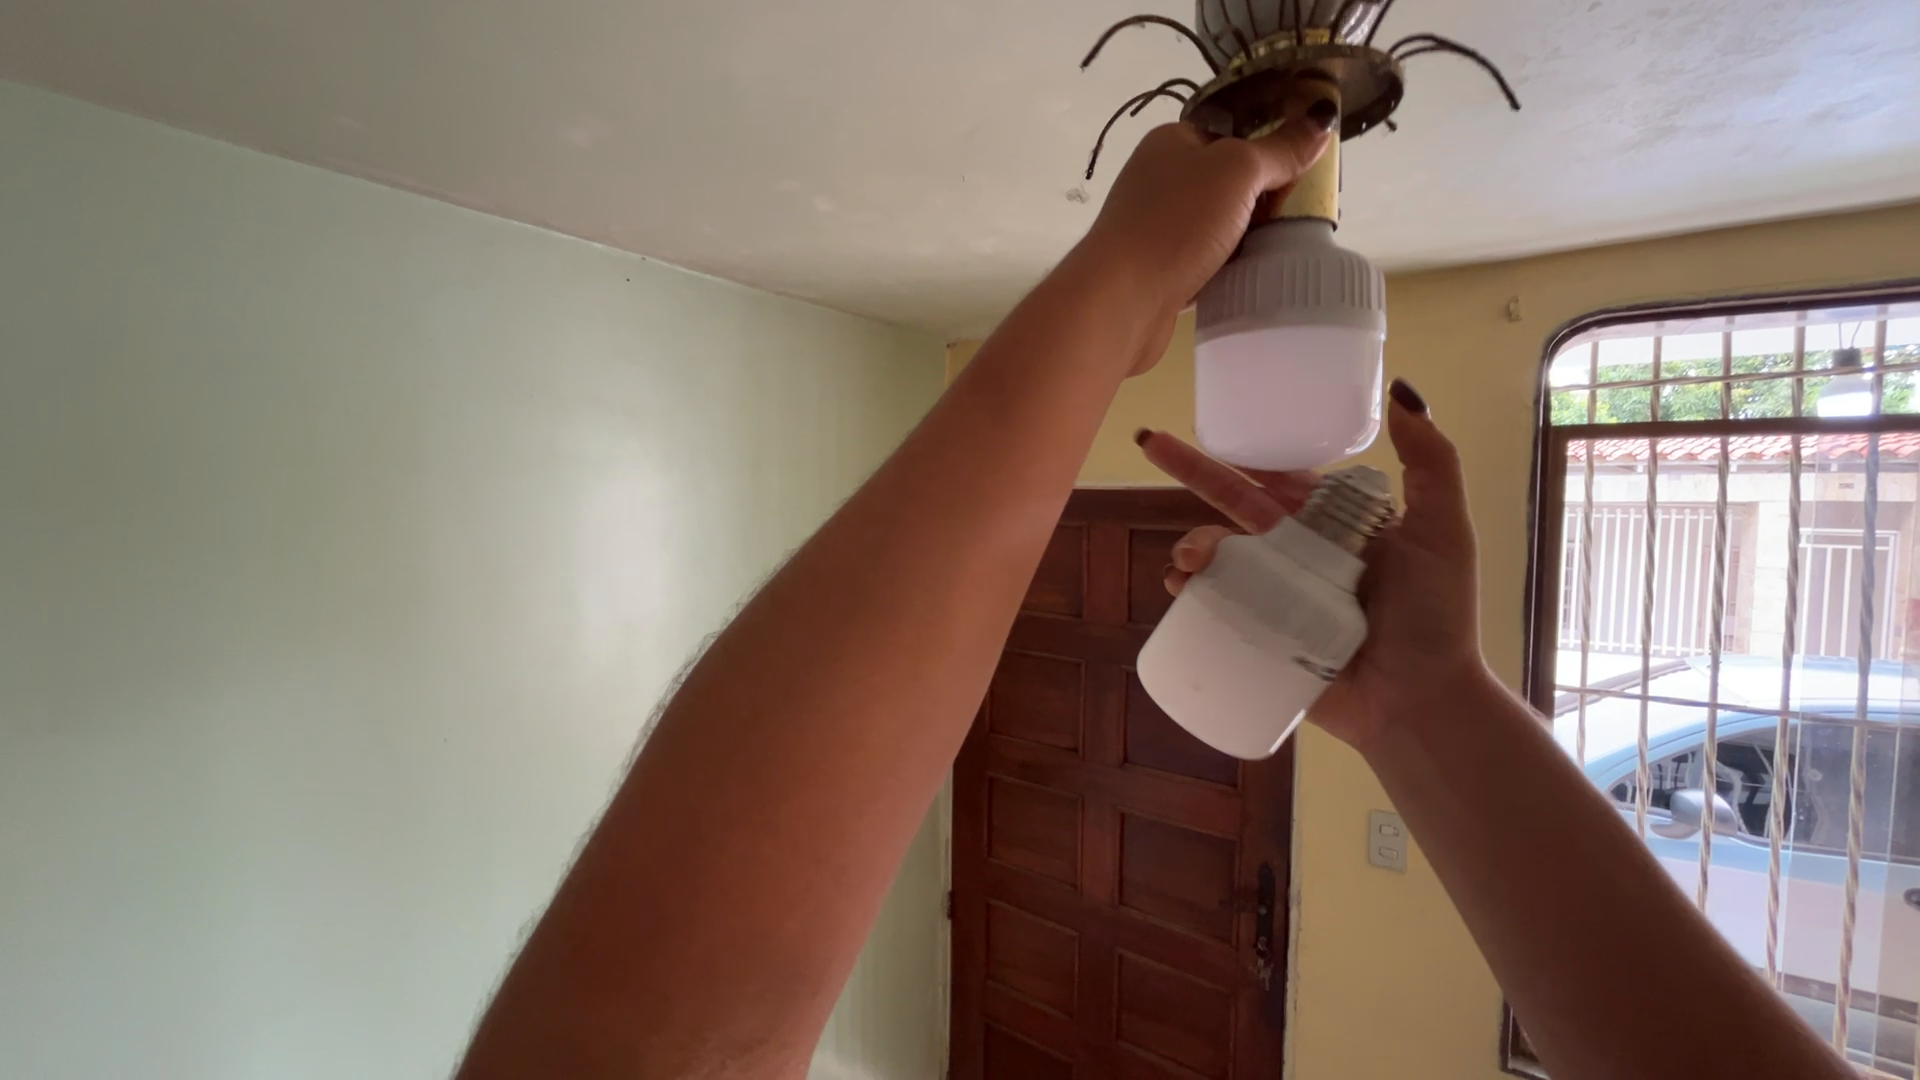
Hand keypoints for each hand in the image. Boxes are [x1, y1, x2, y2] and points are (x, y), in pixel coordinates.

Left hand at [1076, 118, 1331, 374]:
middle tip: (1299, 213)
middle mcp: (1158, 183)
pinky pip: (1205, 266)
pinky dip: (1227, 270)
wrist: (1120, 302)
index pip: (1229, 132)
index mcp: (1170, 143)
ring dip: (1246, 239)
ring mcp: (1156, 232)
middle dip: (1262, 198)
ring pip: (1217, 228)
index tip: (1304, 168)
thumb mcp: (1237, 171)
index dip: (1268, 146)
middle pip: (1226, 183)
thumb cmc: (1176, 223)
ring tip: (1282, 247)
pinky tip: (1251, 278)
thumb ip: (1280, 149)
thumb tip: (1320, 120)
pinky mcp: (1159, 276)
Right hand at [1138, 383, 1487, 754]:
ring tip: (1187, 562)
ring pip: (1217, 553)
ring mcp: (1271, 592)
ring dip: (1191, 545)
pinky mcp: (1255, 630)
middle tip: (1148, 443)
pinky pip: (1210, 603)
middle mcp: (1296, 552)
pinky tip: (1181, 588)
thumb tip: (1401, 391)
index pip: (1281, 475)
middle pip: (1233, 502)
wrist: (1418, 701)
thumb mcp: (1445, 532)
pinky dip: (1188, 592)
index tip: (1214, 424)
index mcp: (1332, 524)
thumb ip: (1430, 463)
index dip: (1247, 450)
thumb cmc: (1435, 617)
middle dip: (1191, 472)